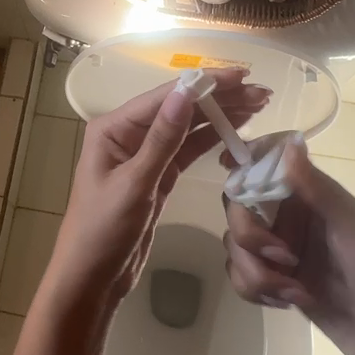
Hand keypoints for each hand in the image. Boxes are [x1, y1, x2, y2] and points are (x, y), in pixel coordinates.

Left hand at [40, 69, 268, 308]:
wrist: (91, 278)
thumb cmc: (103, 231)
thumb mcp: (135, 185)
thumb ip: (162, 140)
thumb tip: (185, 93)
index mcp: (114, 128)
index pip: (164, 97)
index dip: (204, 83)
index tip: (241, 75)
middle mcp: (128, 134)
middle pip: (179, 107)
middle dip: (220, 98)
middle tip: (263, 93)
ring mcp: (144, 155)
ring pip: (187, 127)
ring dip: (221, 116)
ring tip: (259, 105)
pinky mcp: (158, 177)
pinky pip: (188, 150)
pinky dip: (212, 140)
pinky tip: (237, 130)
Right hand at [222, 144, 354, 354]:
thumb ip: (318, 190)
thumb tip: (289, 142)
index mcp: (313, 196)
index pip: (267, 163)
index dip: (243, 159)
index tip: (225, 165)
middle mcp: (291, 216)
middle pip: (238, 205)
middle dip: (248, 236)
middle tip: (283, 259)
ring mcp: (280, 249)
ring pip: (234, 244)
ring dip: (255, 271)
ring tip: (292, 295)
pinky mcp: (275, 281)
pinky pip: (239, 274)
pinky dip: (254, 289)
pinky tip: (286, 303)